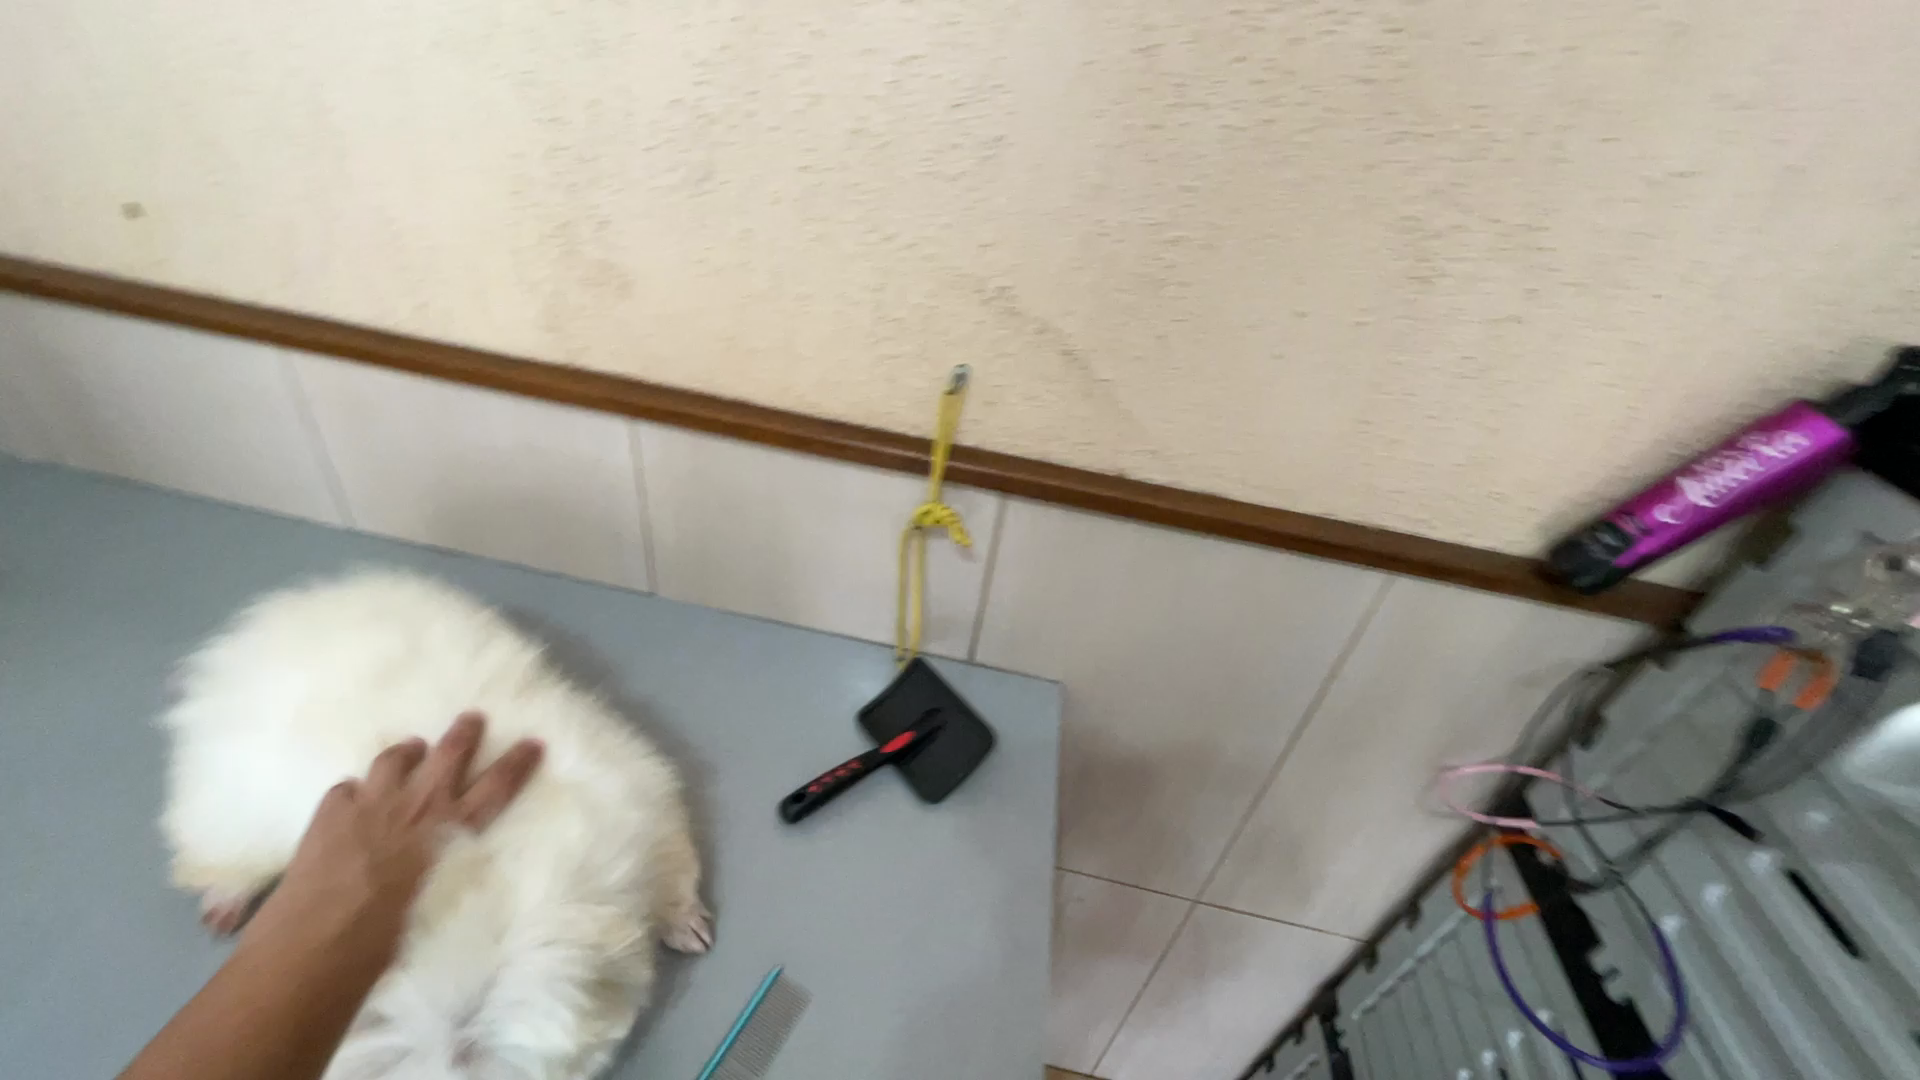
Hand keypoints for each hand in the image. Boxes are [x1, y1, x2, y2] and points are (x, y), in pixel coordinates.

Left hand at [243, 712, 542, 961]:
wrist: (313, 947)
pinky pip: (344, 789)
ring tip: (410, 750)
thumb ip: (450, 868)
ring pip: (393, 760)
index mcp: (454, 829)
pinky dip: (352, 791)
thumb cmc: (390, 937)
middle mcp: (418, 807)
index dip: (518, 762)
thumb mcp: (441, 899)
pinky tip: (352, 799)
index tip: (533, 743)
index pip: (498, 786)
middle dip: (464, 732)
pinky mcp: (328, 816)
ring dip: (405, 753)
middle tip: (471, 718)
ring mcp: (370, 805)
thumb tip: (454, 863)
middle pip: (449, 755)